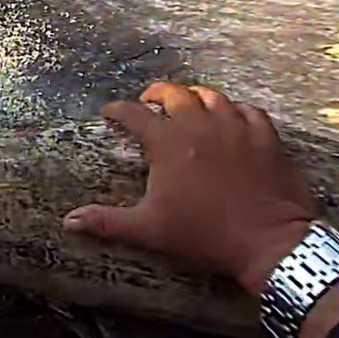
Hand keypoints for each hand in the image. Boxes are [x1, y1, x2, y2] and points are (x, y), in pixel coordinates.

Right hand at [63, 82, 317, 295]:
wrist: (270, 244)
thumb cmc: (204, 235)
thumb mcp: (149, 230)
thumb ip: (107, 222)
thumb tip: (68, 222)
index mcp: (168, 143)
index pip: (134, 114)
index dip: (117, 110)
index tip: (109, 112)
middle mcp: (199, 125)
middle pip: (174, 93)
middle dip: (156, 94)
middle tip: (149, 101)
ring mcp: (235, 127)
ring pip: (211, 95)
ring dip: (195, 96)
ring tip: (188, 104)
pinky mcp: (265, 137)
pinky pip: (248, 110)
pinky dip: (235, 110)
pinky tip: (231, 119)